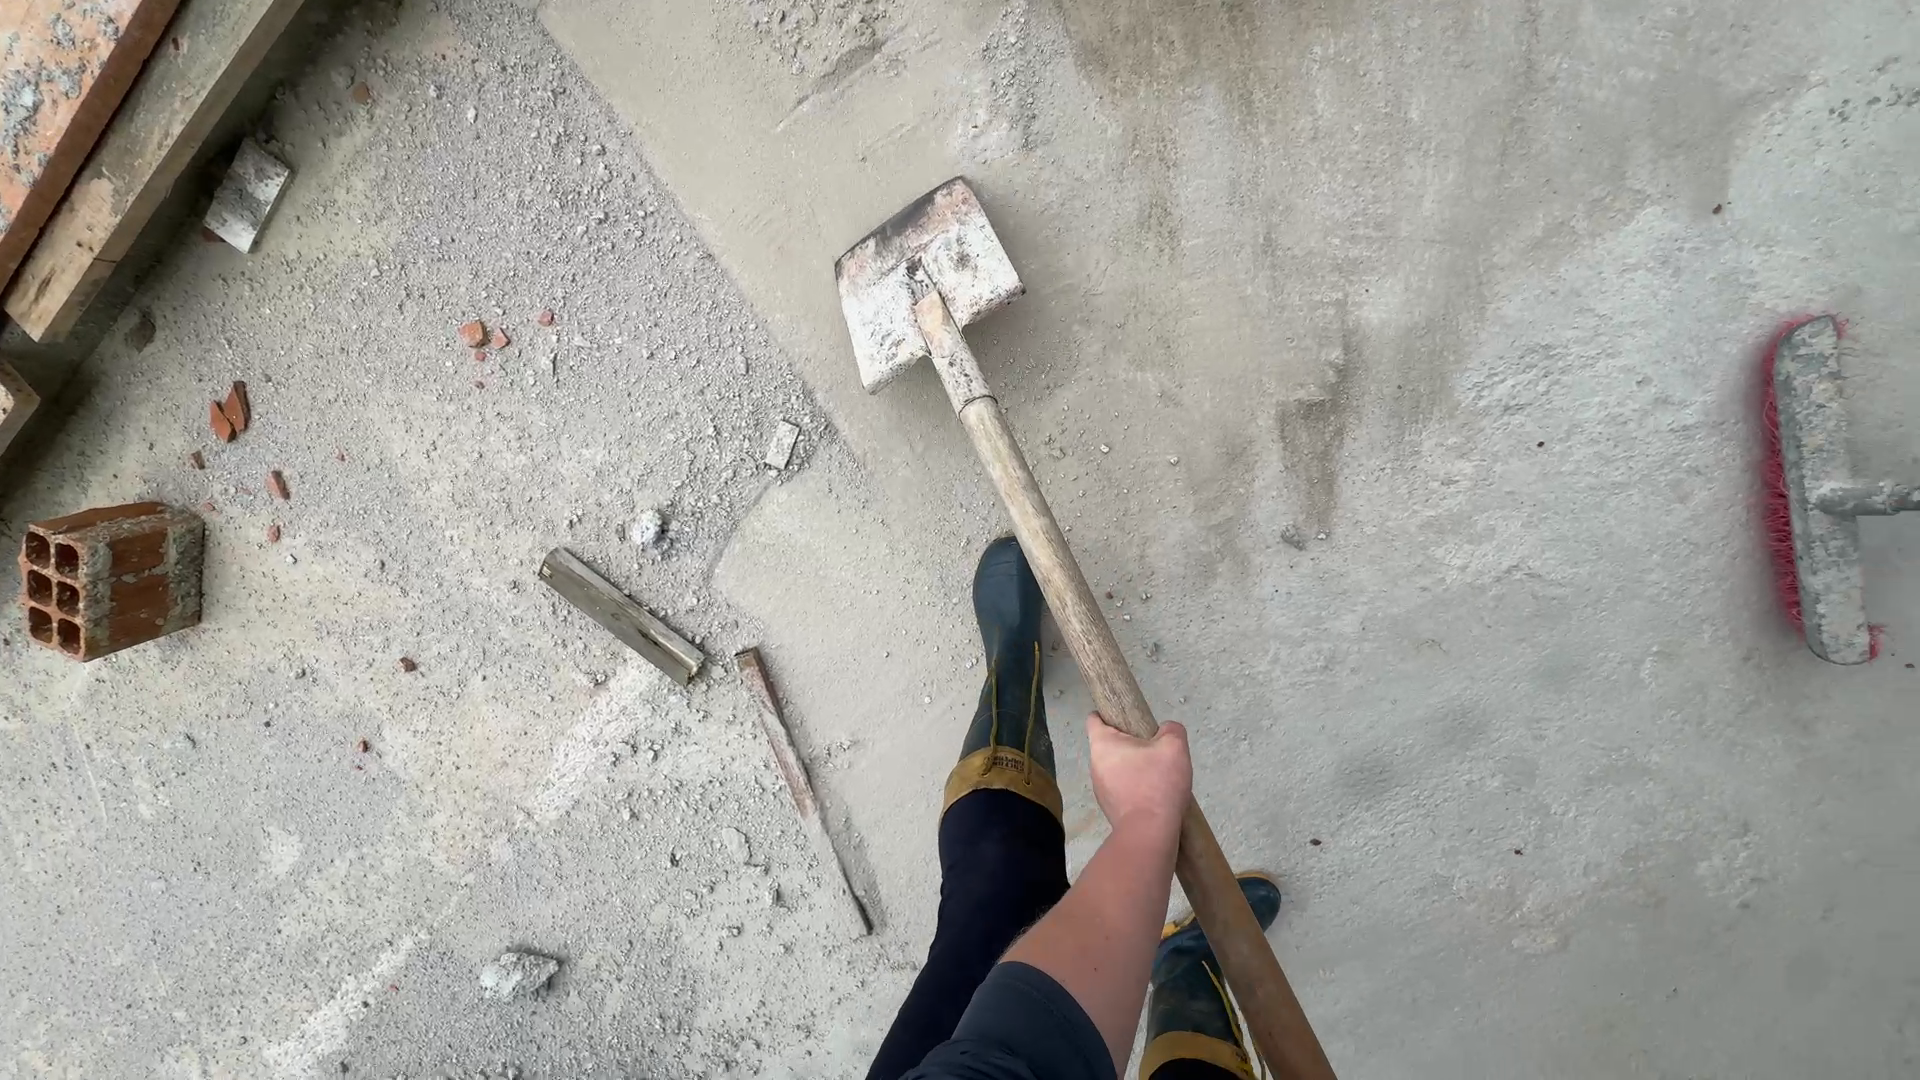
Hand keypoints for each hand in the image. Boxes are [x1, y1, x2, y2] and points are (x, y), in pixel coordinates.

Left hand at [1085, 713, 1191, 837]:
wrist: (1150, 833)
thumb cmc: (1156, 784)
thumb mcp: (1174, 747)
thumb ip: (1172, 729)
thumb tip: (1166, 731)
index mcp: (1102, 744)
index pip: (1095, 718)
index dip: (1109, 713)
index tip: (1129, 718)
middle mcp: (1094, 764)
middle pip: (1110, 744)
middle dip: (1130, 744)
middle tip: (1154, 749)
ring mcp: (1100, 788)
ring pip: (1116, 768)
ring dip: (1134, 768)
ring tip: (1158, 775)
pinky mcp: (1109, 807)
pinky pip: (1121, 789)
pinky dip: (1135, 788)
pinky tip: (1154, 795)